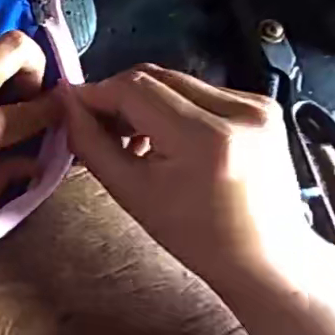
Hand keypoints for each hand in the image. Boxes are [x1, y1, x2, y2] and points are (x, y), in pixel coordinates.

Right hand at [63, 64, 332, 299]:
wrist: (268, 256)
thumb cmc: (195, 235)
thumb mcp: (130, 192)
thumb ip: (91, 142)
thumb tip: (67, 104)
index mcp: (205, 137)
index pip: (133, 88)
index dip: (95, 93)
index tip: (71, 108)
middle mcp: (238, 110)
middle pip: (153, 77)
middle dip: (116, 96)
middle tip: (96, 125)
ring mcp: (255, 104)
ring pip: (173, 81)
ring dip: (141, 101)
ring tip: (130, 136)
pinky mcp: (261, 105)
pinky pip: (197, 91)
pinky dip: (169, 106)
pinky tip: (162, 136)